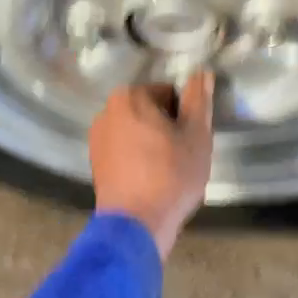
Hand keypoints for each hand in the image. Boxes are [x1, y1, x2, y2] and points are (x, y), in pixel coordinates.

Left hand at [89, 72, 215, 258]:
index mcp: (128, 97)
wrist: (135, 223)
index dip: (185, 116)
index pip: (168, 93)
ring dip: (152, 145)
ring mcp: (96, 139)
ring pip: (136, 133)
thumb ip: (199, 100)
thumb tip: (201, 73)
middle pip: (149, 112)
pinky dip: (138, 160)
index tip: (189, 140)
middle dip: (167, 129)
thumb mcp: (196, 135)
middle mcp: (105, 112)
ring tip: (166, 172)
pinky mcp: (95, 163)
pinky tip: (150, 181)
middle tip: (181, 156)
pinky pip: (124, 152)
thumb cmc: (171, 175)